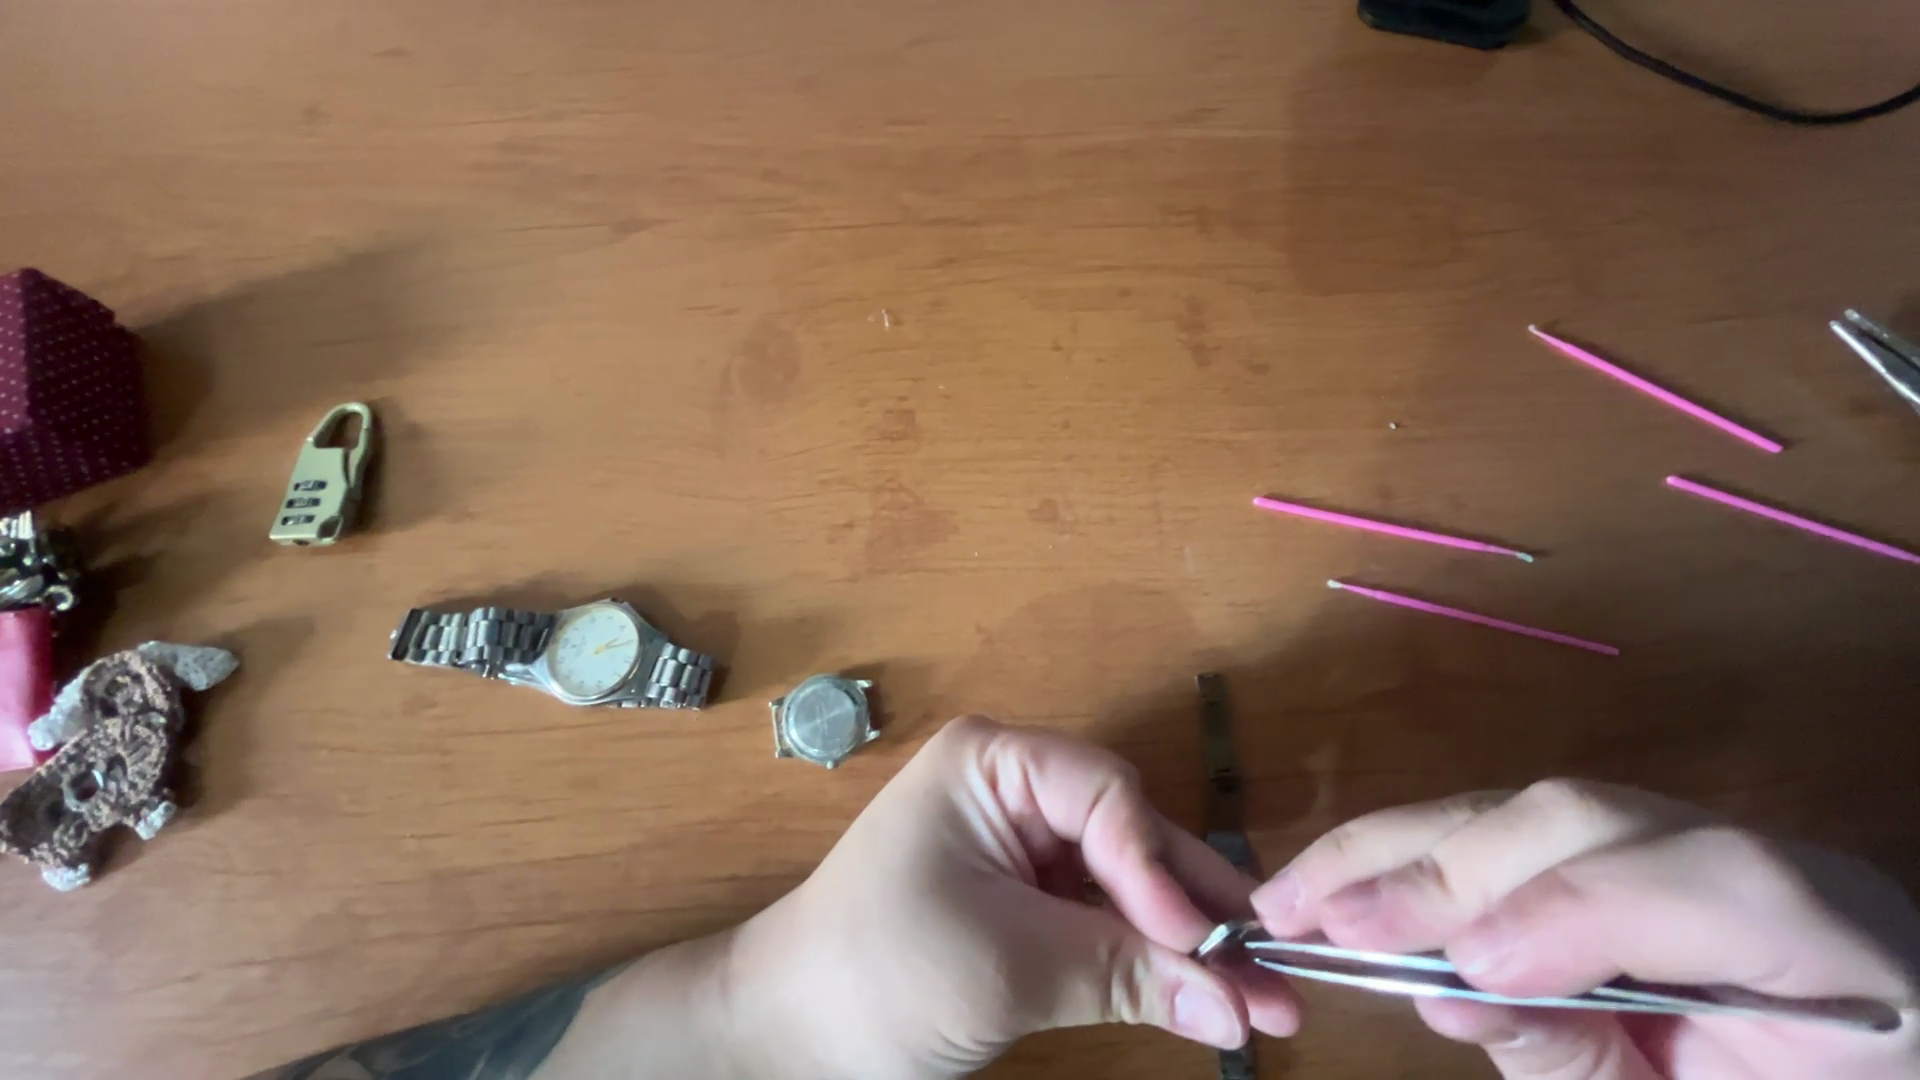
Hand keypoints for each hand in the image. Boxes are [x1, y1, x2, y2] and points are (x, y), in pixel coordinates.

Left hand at [723, 715, 1299, 1078]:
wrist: (794, 1030)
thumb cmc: (881, 971)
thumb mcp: (1008, 968)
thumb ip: (1126, 974)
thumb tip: (1239, 1005)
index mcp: (992, 762)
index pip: (1103, 793)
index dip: (1156, 864)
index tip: (1198, 941)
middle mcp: (1015, 787)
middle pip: (1126, 834)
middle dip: (1192, 906)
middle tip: (1273, 969)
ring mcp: (1023, 841)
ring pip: (1125, 878)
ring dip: (1186, 939)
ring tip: (1263, 997)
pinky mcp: (1028, 894)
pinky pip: (1102, 914)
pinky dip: (1149, 956)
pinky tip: (1206, 994)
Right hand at [1250, 780, 1919, 1079]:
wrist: (1789, 1067)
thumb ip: (1575, 1055)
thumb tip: (1443, 994)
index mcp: (1835, 945)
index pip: (1714, 885)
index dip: (1577, 912)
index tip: (1465, 971)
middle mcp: (1737, 856)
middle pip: (1574, 816)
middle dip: (1442, 868)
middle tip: (1336, 923)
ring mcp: (1653, 831)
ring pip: (1505, 805)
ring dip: (1388, 849)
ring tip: (1300, 897)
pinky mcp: (1581, 837)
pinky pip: (1480, 825)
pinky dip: (1398, 852)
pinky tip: (1337, 878)